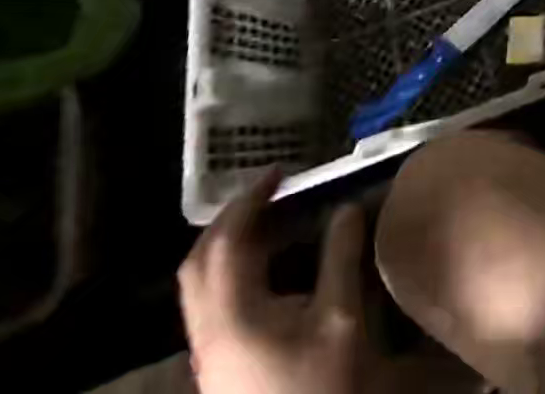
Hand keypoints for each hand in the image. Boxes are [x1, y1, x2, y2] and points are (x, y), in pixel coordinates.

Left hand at [179, 173, 367, 393]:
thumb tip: (346, 208)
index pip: (227, 241)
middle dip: (229, 218)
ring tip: (265, 220)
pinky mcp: (215, 363)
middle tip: (267, 192)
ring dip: (225, 242)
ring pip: (198, 282)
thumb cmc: (320, 385)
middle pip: (198, 260)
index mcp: (233, 313)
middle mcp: (207, 329)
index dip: (249, 200)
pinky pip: (209, 299)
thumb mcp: (340, 318)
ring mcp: (206, 350)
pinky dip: (229, 267)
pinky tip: (263, 266)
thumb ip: (341, 257)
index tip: (280, 173)